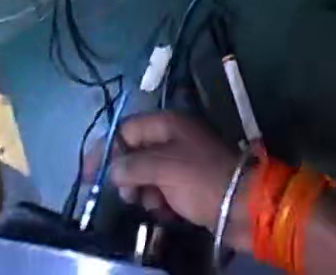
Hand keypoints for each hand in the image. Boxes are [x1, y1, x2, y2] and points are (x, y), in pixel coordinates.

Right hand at [107, 112, 243, 232]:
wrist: (243, 205)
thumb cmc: (201, 178)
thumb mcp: (164, 168)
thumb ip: (133, 166)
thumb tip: (112, 170)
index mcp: (167, 123)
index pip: (128, 129)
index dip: (108, 148)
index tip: (92, 172)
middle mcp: (173, 137)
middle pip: (137, 151)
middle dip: (127, 173)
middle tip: (126, 196)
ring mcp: (182, 160)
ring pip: (148, 172)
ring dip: (143, 190)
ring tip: (149, 205)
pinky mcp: (189, 184)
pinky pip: (163, 188)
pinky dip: (158, 199)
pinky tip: (163, 212)